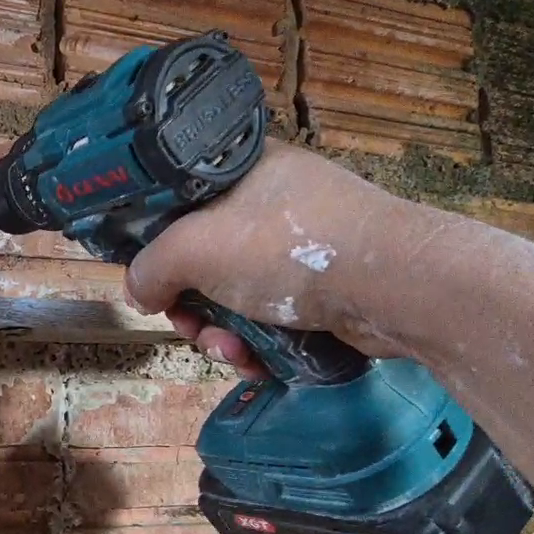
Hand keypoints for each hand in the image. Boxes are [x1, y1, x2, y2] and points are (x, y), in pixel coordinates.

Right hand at [122, 141, 426, 372]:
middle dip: (187, 306)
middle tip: (188, 326)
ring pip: (227, 296)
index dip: (152, 245)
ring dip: (217, 334)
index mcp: (239, 173)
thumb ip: (147, 269)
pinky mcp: (318, 287)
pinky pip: (262, 316)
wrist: (393, 286)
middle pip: (196, 261)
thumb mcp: (191, 249)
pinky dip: (252, 343)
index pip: (175, 203)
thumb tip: (140, 295)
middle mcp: (267, 205)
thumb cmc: (284, 248)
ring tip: (232, 351)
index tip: (148, 279)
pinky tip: (256, 360)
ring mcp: (295, 247)